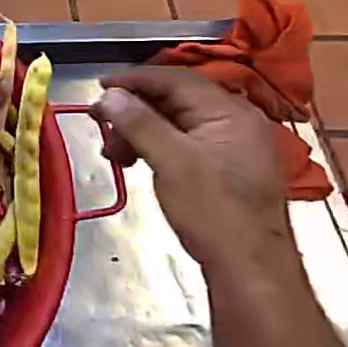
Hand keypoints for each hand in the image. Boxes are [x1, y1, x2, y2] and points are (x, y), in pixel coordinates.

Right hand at [92, 67, 289, 262]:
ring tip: (115, 152)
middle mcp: (236, 120)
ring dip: (141, 130)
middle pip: (176, 99)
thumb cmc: (212, 211)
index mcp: (229, 112)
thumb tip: (110, 95)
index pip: (175, 79)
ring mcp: (233, 144)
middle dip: (134, 109)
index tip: (98, 86)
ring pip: (177, 122)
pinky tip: (137, 161)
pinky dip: (156, 146)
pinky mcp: (226, 167)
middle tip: (100, 123)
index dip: (134, 80)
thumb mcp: (170, 161)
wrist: (250, 267)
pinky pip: (184, 142)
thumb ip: (139, 123)